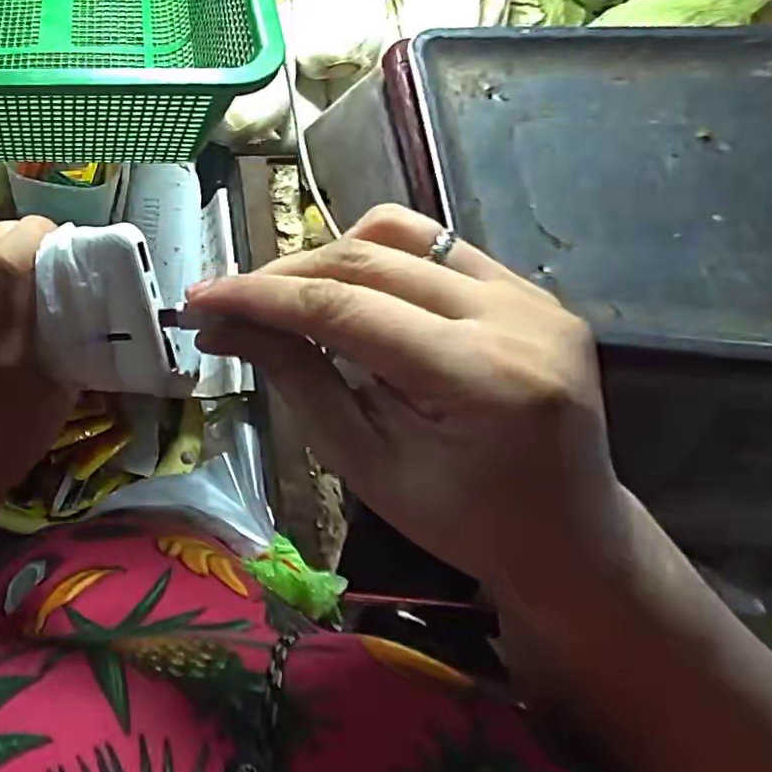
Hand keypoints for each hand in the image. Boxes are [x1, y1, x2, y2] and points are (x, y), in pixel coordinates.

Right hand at [186, 204, 628, 598]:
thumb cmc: (459, 519)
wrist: (571, 536)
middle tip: (224, 305)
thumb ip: (293, 377)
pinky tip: (342, 292)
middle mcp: (516, 317)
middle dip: (278, 277)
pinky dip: (366, 258)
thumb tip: (221, 327)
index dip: (259, 296)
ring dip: (319, 260)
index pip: (342, 308)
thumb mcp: (359, 459)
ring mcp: (528, 294)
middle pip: (363, 261)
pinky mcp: (525, 289)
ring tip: (282, 300)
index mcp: (480, 378)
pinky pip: (428, 244)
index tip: (199, 299)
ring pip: (393, 235)